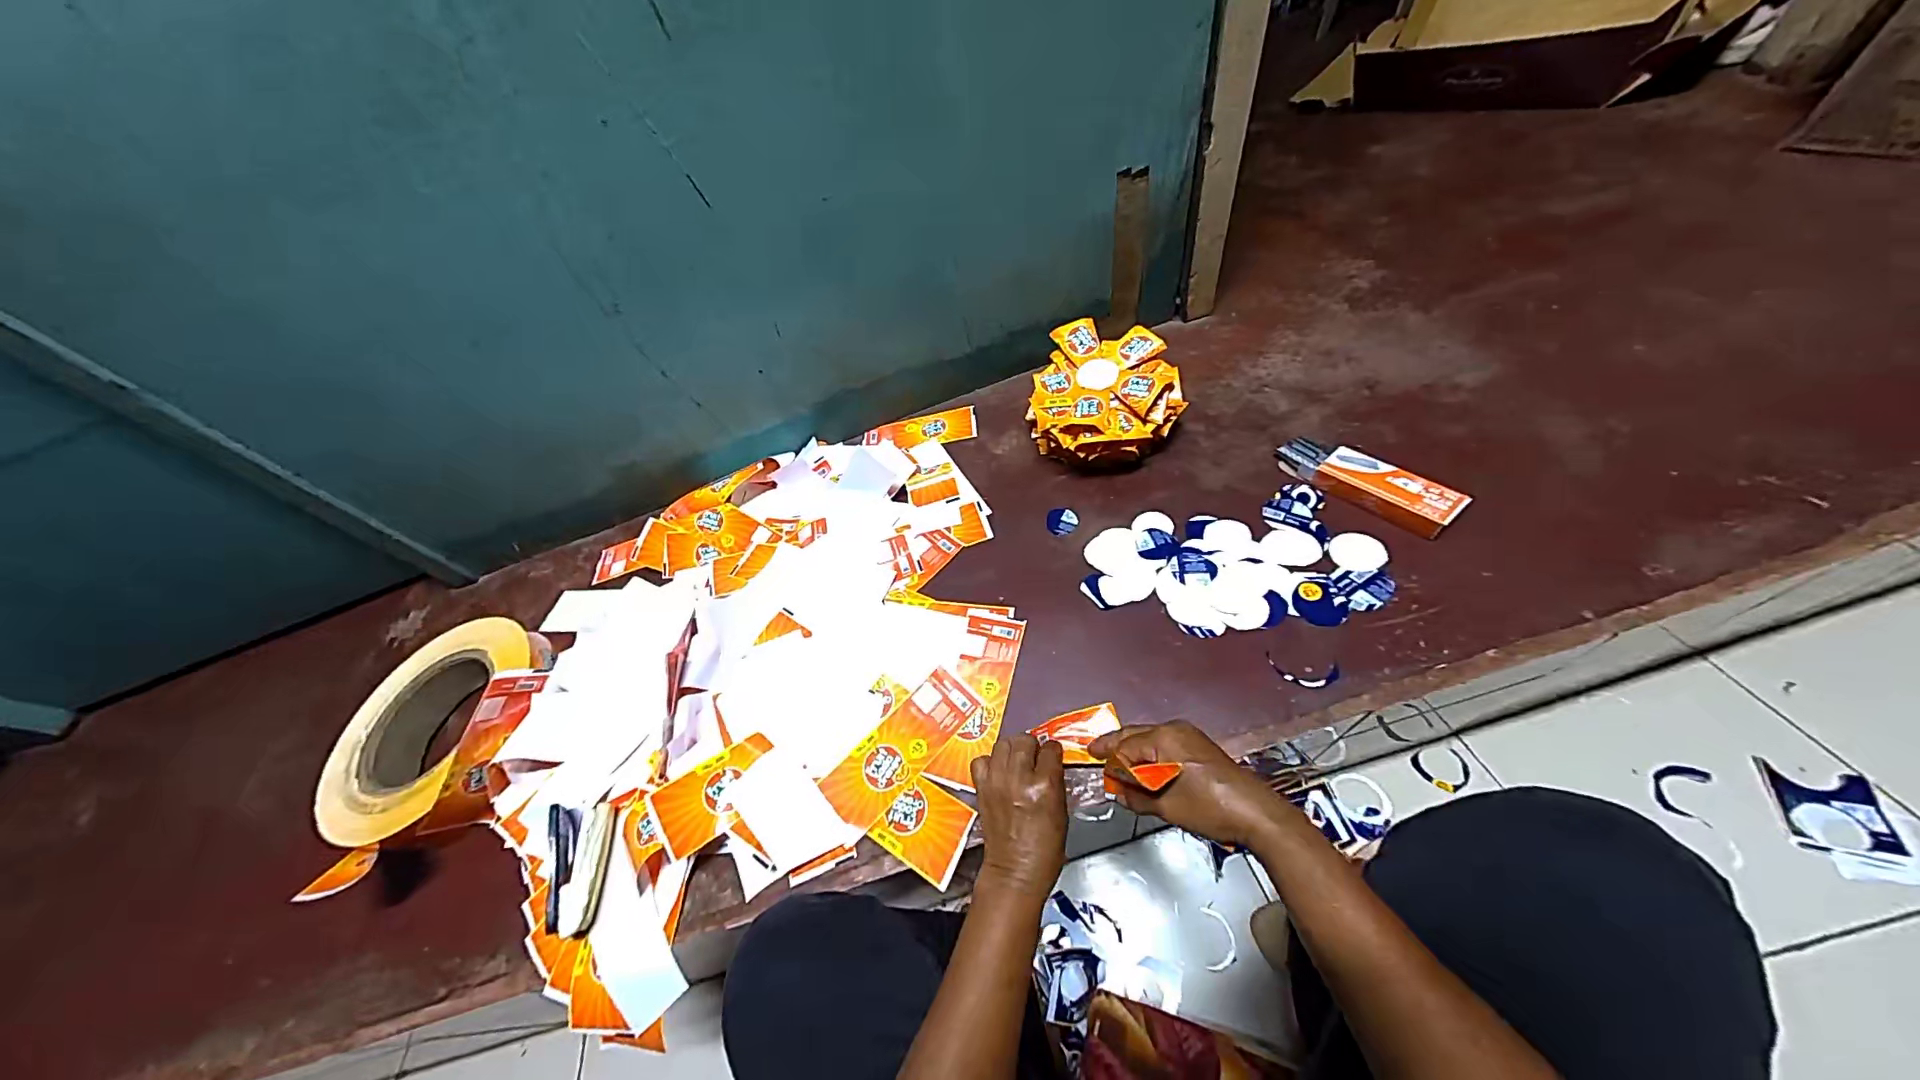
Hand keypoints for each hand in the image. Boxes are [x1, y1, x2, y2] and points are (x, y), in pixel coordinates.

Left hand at [969, 733, 1065, 904]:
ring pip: (1002, 744)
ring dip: (1012, 749)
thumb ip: (1056, 782)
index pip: (1050, 749)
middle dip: (1032, 746)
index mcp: (1044, 786)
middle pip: (1023, 740)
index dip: (1053, 751)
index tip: (1053, 755)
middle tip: (1035, 757)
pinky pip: (981, 760)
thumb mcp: (1062, 812)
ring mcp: (996, 782)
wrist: (1015, 873)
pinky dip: (990, 762)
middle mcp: (1017, 779)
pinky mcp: (981, 789)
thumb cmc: (1044, 850)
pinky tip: (998, 771)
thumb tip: (1052, 763)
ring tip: (1017, 761)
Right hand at [1089, 720, 1288, 846]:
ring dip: (1134, 753)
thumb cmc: (1208, 806)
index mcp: (1164, 737)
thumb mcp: (1165, 806)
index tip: (1096, 768)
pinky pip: (1165, 747)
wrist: (1256, 813)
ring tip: (1118, 768)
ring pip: (1150, 741)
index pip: (1124, 747)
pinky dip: (1151, 757)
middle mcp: (1175, 729)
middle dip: (1115, 746)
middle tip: (1095, 752)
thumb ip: (1136, 796)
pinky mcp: (1200, 748)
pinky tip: (1145, 771)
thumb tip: (1119, 792)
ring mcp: (1189, 737)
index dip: (1109, 761)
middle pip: (1135, 735)